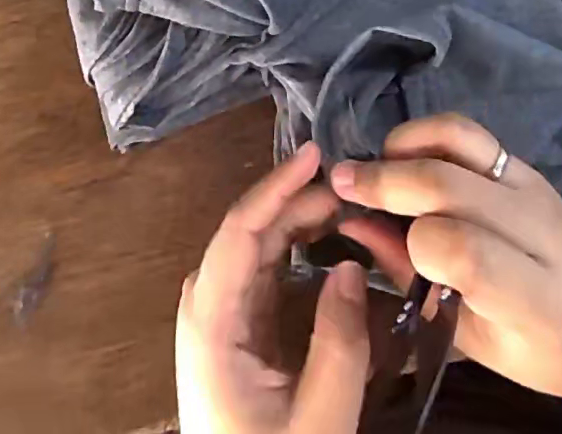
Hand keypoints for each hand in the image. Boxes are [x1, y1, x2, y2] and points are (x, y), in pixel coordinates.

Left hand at [176, 142, 370, 433]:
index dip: (277, 186)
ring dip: (301, 218)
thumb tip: (351, 265)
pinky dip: (299, 244)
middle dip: (299, 200)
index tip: (316, 155)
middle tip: (352, 188)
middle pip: (252, 229)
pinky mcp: (238, 321)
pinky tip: (329, 237)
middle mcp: (208, 301)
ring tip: (347, 206)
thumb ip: (340, 346)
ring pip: (260, 242)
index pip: (240, 229)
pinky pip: (267, 265)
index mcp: (211, 318)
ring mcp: (222, 309)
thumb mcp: (318, 423)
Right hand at [333, 114, 561, 406]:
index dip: (414, 240)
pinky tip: (403, 154)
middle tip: (342, 181)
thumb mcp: (475, 340)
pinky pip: (467, 131)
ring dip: (404, 145)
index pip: (469, 252)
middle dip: (386, 179)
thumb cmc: (539, 350)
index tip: (371, 232)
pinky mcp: (524, 163)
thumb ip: (413, 282)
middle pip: (451, 184)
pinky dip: (425, 133)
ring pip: (459, 140)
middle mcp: (542, 230)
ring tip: (375, 166)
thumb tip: (352, 223)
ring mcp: (533, 186)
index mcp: (541, 302)